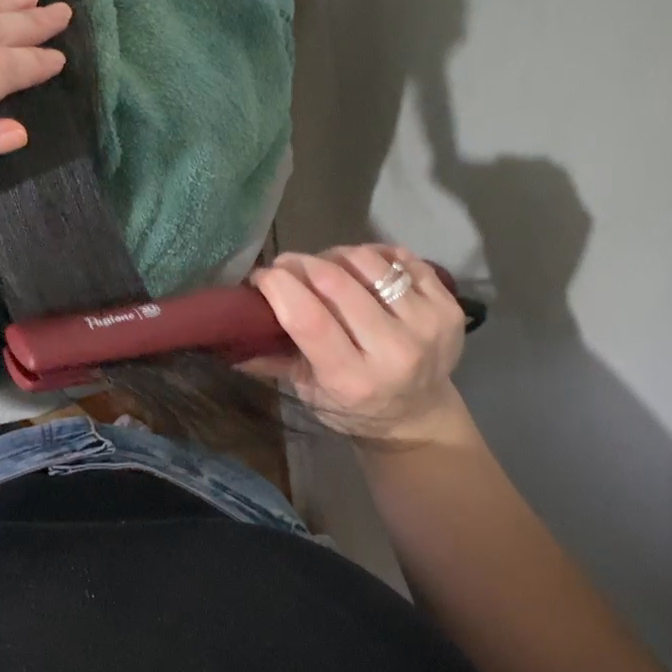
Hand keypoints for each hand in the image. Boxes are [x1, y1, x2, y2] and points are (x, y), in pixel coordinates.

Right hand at [244, 244, 471, 444]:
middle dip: (301, 264)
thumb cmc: (350, 406)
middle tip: (286, 266)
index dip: (279, 287)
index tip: (261, 277)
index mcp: (351, 379)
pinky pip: (404, 260)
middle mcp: (394, 352)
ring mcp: (427, 326)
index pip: (309, 318)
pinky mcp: (449, 307)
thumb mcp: (306, 392)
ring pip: (370, 263)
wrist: (418, 415)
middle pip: (337, 284)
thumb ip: (270, 361)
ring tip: (324, 266)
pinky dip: (376, 256)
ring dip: (337, 256)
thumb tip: (222, 334)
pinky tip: (362, 269)